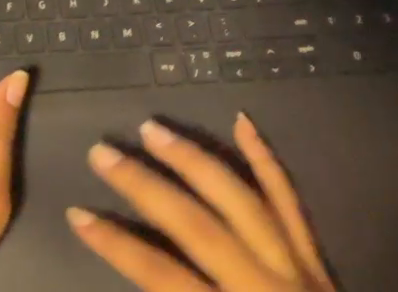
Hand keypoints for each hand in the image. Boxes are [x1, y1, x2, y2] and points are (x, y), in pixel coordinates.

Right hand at [68, 114, 334, 291]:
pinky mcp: (319, 263)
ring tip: (154, 128)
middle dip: (144, 187)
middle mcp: (264, 287)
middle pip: (196, 225)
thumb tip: (148, 283)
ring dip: (193, 161)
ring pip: (240, 200)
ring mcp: (298, 270)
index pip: (161, 276)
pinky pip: (291, 204)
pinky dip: (266, 162)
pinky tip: (244, 123)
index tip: (78, 213)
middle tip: (103, 151)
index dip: (116, 245)